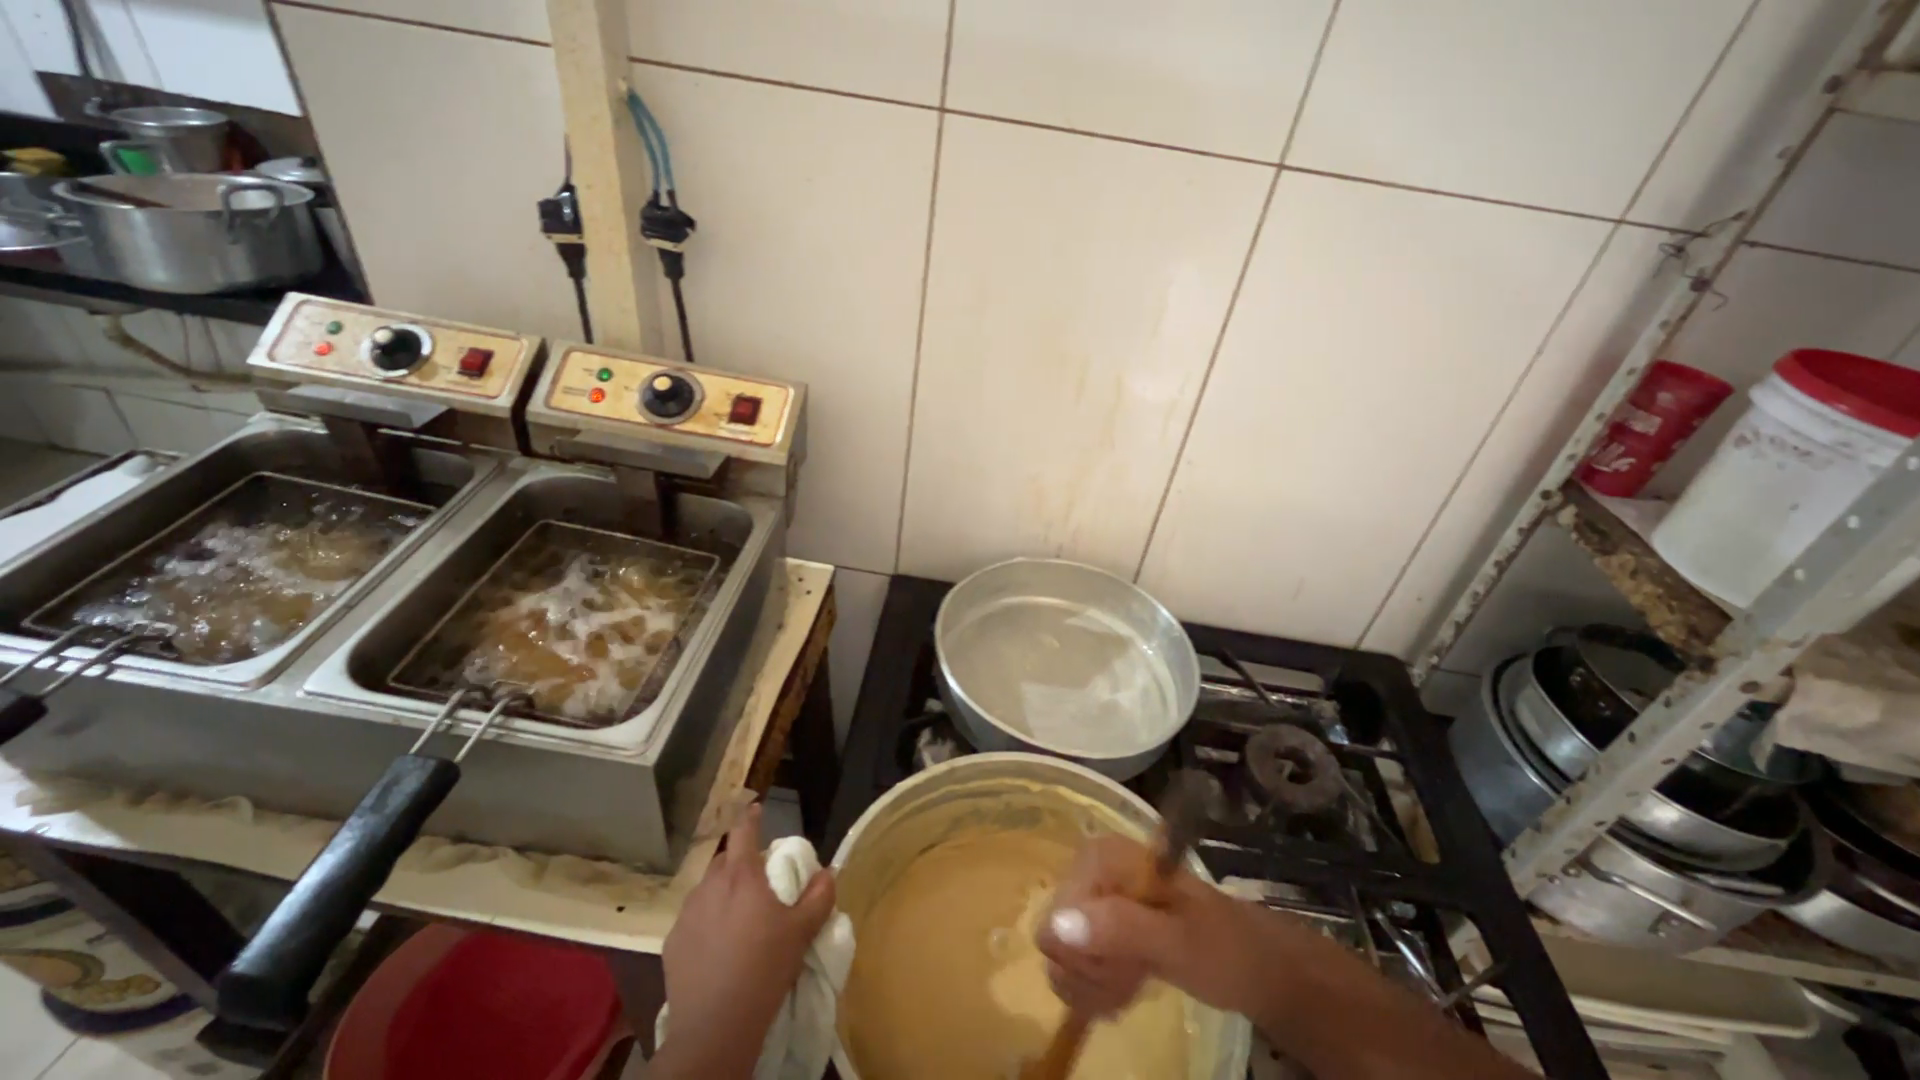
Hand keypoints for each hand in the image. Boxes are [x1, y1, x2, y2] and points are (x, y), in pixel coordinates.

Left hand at [655, 803, 836, 1077]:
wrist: (716, 1023)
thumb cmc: (765, 968)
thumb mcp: (802, 932)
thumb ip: (819, 897)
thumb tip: (828, 872)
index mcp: (742, 877)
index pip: (744, 832)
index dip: (750, 816)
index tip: (754, 807)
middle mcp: (709, 887)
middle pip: (724, 860)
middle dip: (740, 860)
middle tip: (758, 877)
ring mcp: (686, 915)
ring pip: (706, 890)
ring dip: (722, 892)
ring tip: (739, 916)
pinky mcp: (672, 943)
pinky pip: (693, 920)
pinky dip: (707, 922)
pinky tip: (718, 946)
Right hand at [1034, 835, 1304, 1021]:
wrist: (1258, 965)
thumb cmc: (1225, 947)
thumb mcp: (1180, 941)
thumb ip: (1122, 928)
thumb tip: (1059, 925)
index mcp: (1102, 857)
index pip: (1057, 915)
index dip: (1088, 951)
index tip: (1128, 961)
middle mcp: (1088, 872)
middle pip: (1055, 938)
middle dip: (1093, 970)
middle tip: (1136, 973)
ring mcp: (1091, 901)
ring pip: (1061, 958)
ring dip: (1096, 984)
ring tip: (1136, 981)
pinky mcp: (1097, 928)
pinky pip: (1071, 966)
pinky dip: (1097, 988)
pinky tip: (1127, 988)